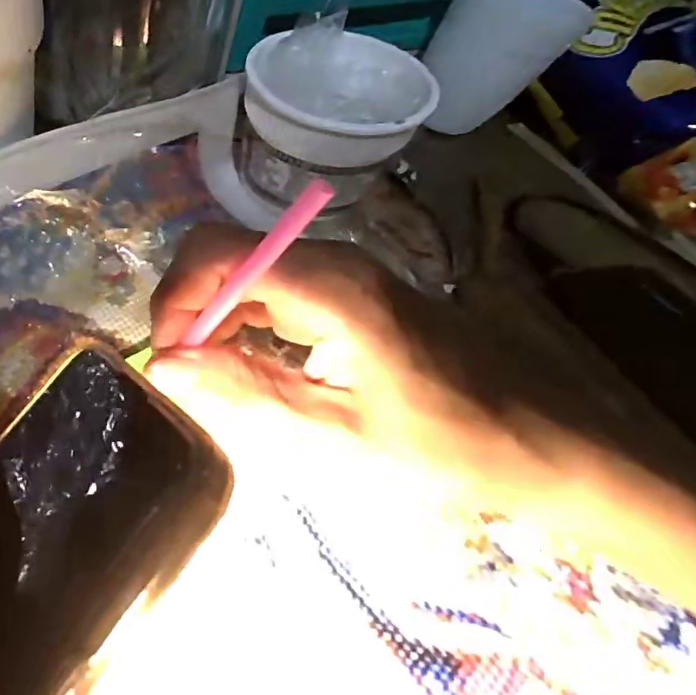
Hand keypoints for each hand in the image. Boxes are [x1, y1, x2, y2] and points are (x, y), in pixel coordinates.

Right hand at [147, 224, 588, 516]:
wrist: (532, 432)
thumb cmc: (440, 442)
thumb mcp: (334, 434)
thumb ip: (245, 392)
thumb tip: (164, 363)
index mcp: (328, 285)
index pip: (218, 253)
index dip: (176, 298)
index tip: (167, 359)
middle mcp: (330, 260)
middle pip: (228, 252)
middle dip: (191, 306)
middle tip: (186, 374)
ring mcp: (343, 270)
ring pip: (248, 268)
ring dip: (215, 315)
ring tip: (213, 377)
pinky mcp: (350, 288)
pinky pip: (276, 286)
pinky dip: (246, 318)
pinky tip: (251, 365)